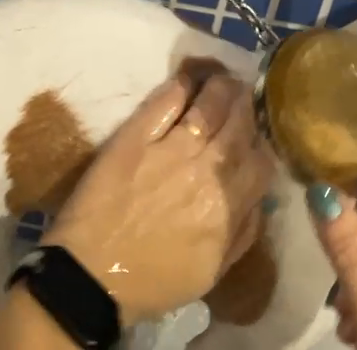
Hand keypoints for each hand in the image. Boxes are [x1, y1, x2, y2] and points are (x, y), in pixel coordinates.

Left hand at [44, 71, 277, 324]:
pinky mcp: (135, 136)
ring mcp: (170, 149)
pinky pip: (165, 101)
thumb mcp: (213, 271)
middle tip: (244, 93)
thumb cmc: (154, 279)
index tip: (257, 135)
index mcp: (227, 207)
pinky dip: (180, 85)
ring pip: (208, 105)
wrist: (93, 272)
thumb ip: (243, 233)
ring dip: (220, 87)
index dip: (263, 143)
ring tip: (221, 78)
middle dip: (246, 104)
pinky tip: (187, 78)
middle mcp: (206, 171)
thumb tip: (261, 199)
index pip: (261, 162)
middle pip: (239, 124)